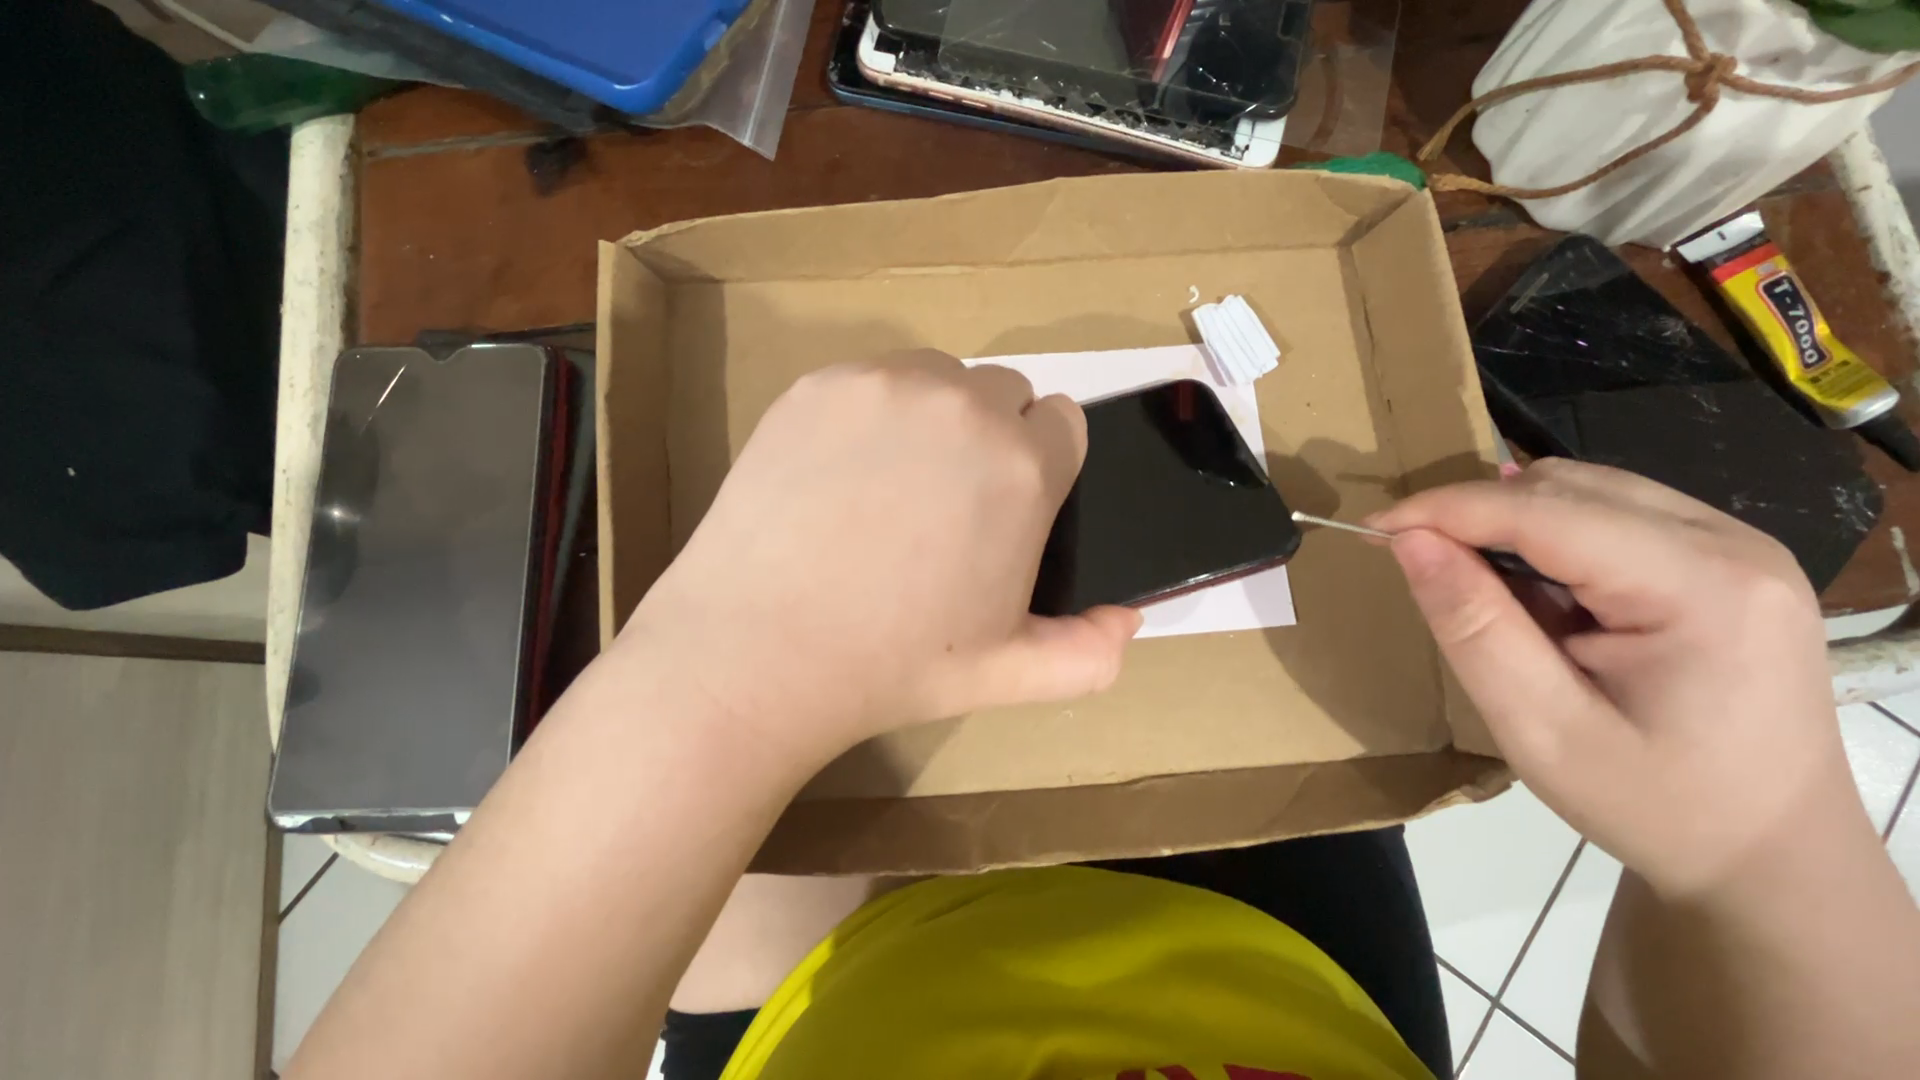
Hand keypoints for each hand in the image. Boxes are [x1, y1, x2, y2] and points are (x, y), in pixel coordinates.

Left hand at [616, 351, 1140, 754]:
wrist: (761, 651)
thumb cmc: (895, 665)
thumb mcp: (1010, 675)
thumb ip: (1090, 652)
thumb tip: (1131, 620)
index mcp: (1024, 465)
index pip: (1063, 421)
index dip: (1041, 465)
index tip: (1005, 508)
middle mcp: (963, 405)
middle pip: (1003, 393)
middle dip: (990, 437)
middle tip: (944, 505)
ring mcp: (885, 386)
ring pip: (937, 377)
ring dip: (933, 417)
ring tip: (891, 487)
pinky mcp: (819, 385)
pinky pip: (869, 380)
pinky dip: (868, 414)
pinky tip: (836, 476)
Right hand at [1372, 460, 1859, 896]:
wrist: (1771, 853)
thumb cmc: (1654, 806)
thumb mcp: (1540, 728)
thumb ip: (1473, 626)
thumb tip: (1409, 541)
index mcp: (1702, 588)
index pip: (1545, 510)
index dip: (1447, 508)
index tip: (1370, 528)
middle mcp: (1733, 545)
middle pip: (1568, 487)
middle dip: (1478, 512)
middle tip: (1418, 563)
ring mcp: (1740, 547)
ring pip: (1588, 491)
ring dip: (1513, 523)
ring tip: (1481, 588)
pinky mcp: (1729, 561)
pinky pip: (1614, 514)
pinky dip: (1551, 536)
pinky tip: (1538, 592)